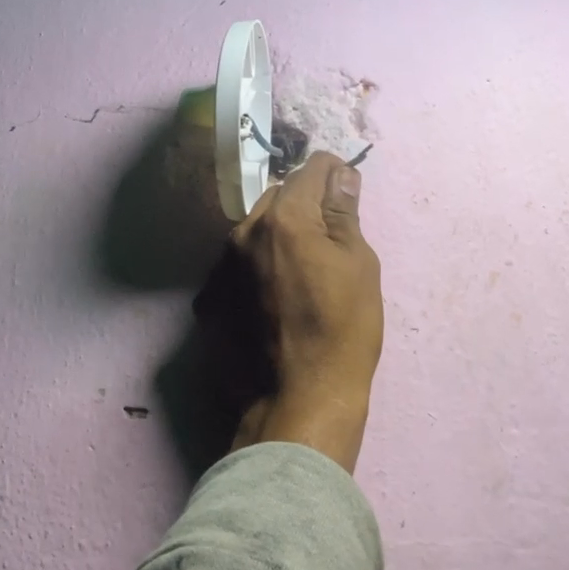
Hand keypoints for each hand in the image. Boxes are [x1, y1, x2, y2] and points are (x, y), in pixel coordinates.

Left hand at [226, 152, 383, 472]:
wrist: (299, 400)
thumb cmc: (343, 331)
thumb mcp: (360, 266)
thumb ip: (344, 213)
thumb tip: (341, 175)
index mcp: (285, 218)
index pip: (311, 169)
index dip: (334, 175)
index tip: (347, 194)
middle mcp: (244, 232)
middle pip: (278, 196)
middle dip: (304, 206)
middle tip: (328, 240)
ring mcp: (220, 266)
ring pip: (253, 231)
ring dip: (276, 237)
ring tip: (299, 274)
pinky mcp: (209, 299)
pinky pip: (236, 266)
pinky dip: (254, 270)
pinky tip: (272, 300)